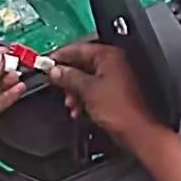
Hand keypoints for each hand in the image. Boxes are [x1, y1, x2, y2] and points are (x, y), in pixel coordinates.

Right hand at [46, 42, 168, 147]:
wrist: (134, 131)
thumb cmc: (120, 109)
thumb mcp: (87, 89)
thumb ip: (69, 77)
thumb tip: (55, 70)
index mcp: (109, 56)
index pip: (79, 48)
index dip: (60, 55)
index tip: (46, 62)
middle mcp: (112, 64)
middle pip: (80, 64)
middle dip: (67, 78)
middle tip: (56, 84)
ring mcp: (112, 79)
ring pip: (84, 79)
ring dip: (73, 91)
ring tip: (70, 102)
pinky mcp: (111, 93)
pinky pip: (90, 90)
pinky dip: (82, 99)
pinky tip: (77, 109)